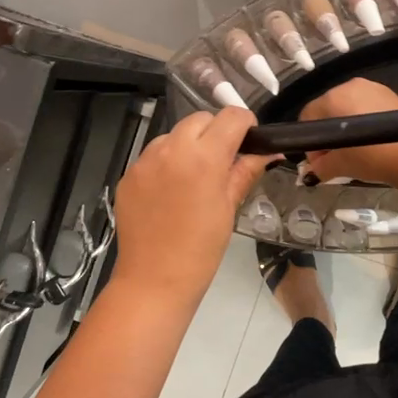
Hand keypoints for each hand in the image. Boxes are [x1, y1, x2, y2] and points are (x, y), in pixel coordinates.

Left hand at [111, 107, 272, 298]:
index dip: (246, 125)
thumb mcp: (229, 208)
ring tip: (194, 179)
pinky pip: (153, 156)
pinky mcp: (128, 174)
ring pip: (173, 135)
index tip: (249, 142)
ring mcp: (145, 161)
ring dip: (188, 146)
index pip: (232, 117)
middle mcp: (171, 149)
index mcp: (204, 157)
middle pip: (200, 119)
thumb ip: (245, 172)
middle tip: (223, 162)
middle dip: (215, 132)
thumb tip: (269, 152)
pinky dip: (166, 163)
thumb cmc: (201, 250)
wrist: (154, 279)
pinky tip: (171, 193)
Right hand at [300, 78, 397, 190]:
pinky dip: (363, 121)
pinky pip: (366, 105)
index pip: (307, 117)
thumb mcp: (339, 166)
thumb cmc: (372, 157)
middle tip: (336, 157)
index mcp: (331, 98)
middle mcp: (349, 86)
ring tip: (356, 150)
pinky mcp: (389, 93)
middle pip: (327, 108)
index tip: (319, 161)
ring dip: (346, 126)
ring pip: (347, 106)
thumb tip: (314, 168)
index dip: (310, 142)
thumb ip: (319, 166)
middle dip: (328, 133)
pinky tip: (372, 140)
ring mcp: (371, 87)